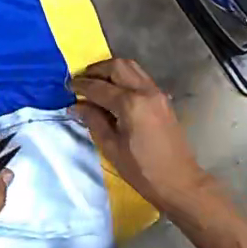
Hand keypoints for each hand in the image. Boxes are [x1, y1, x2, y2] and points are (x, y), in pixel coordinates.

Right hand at [72, 59, 210, 211]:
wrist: (179, 180)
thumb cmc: (142, 170)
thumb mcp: (112, 148)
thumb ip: (94, 121)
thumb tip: (76, 105)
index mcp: (131, 103)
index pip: (100, 87)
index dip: (81, 86)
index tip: (67, 86)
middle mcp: (145, 91)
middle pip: (117, 66)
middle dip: (96, 70)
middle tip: (81, 80)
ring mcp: (157, 92)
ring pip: (131, 67)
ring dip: (111, 70)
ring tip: (96, 82)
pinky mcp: (163, 98)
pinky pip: (141, 77)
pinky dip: (125, 77)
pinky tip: (114, 90)